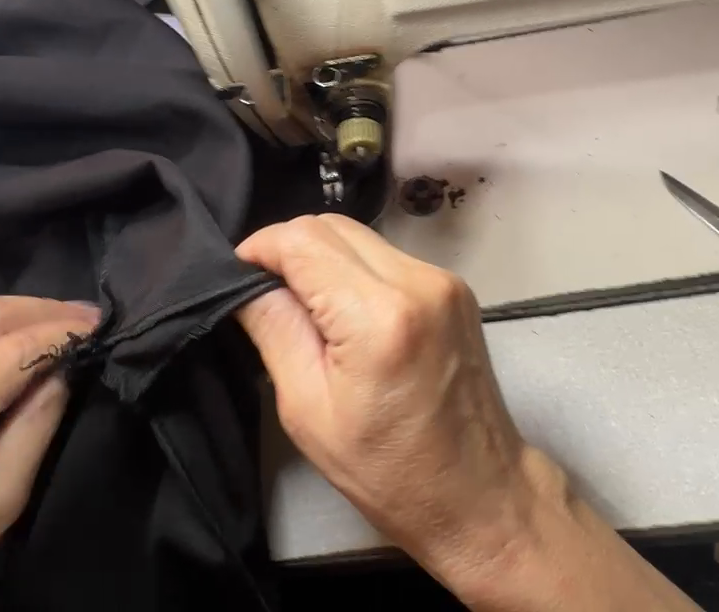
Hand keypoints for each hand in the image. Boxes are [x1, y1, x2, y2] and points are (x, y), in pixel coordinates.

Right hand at [233, 215, 550, 591]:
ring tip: (305, 306)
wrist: (480, 492)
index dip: (262, 246)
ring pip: (359, 236)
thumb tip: (247, 281)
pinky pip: (386, 255)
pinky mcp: (454, 286)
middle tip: (267, 292)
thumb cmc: (387, 470)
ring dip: (322, 257)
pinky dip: (355, 269)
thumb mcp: (307, 409)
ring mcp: (442, 278)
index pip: (303, 239)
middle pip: (332, 225)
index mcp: (378, 315)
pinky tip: (345, 310)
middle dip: (290, 248)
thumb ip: (274, 328)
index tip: (239, 274)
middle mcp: (417, 280)